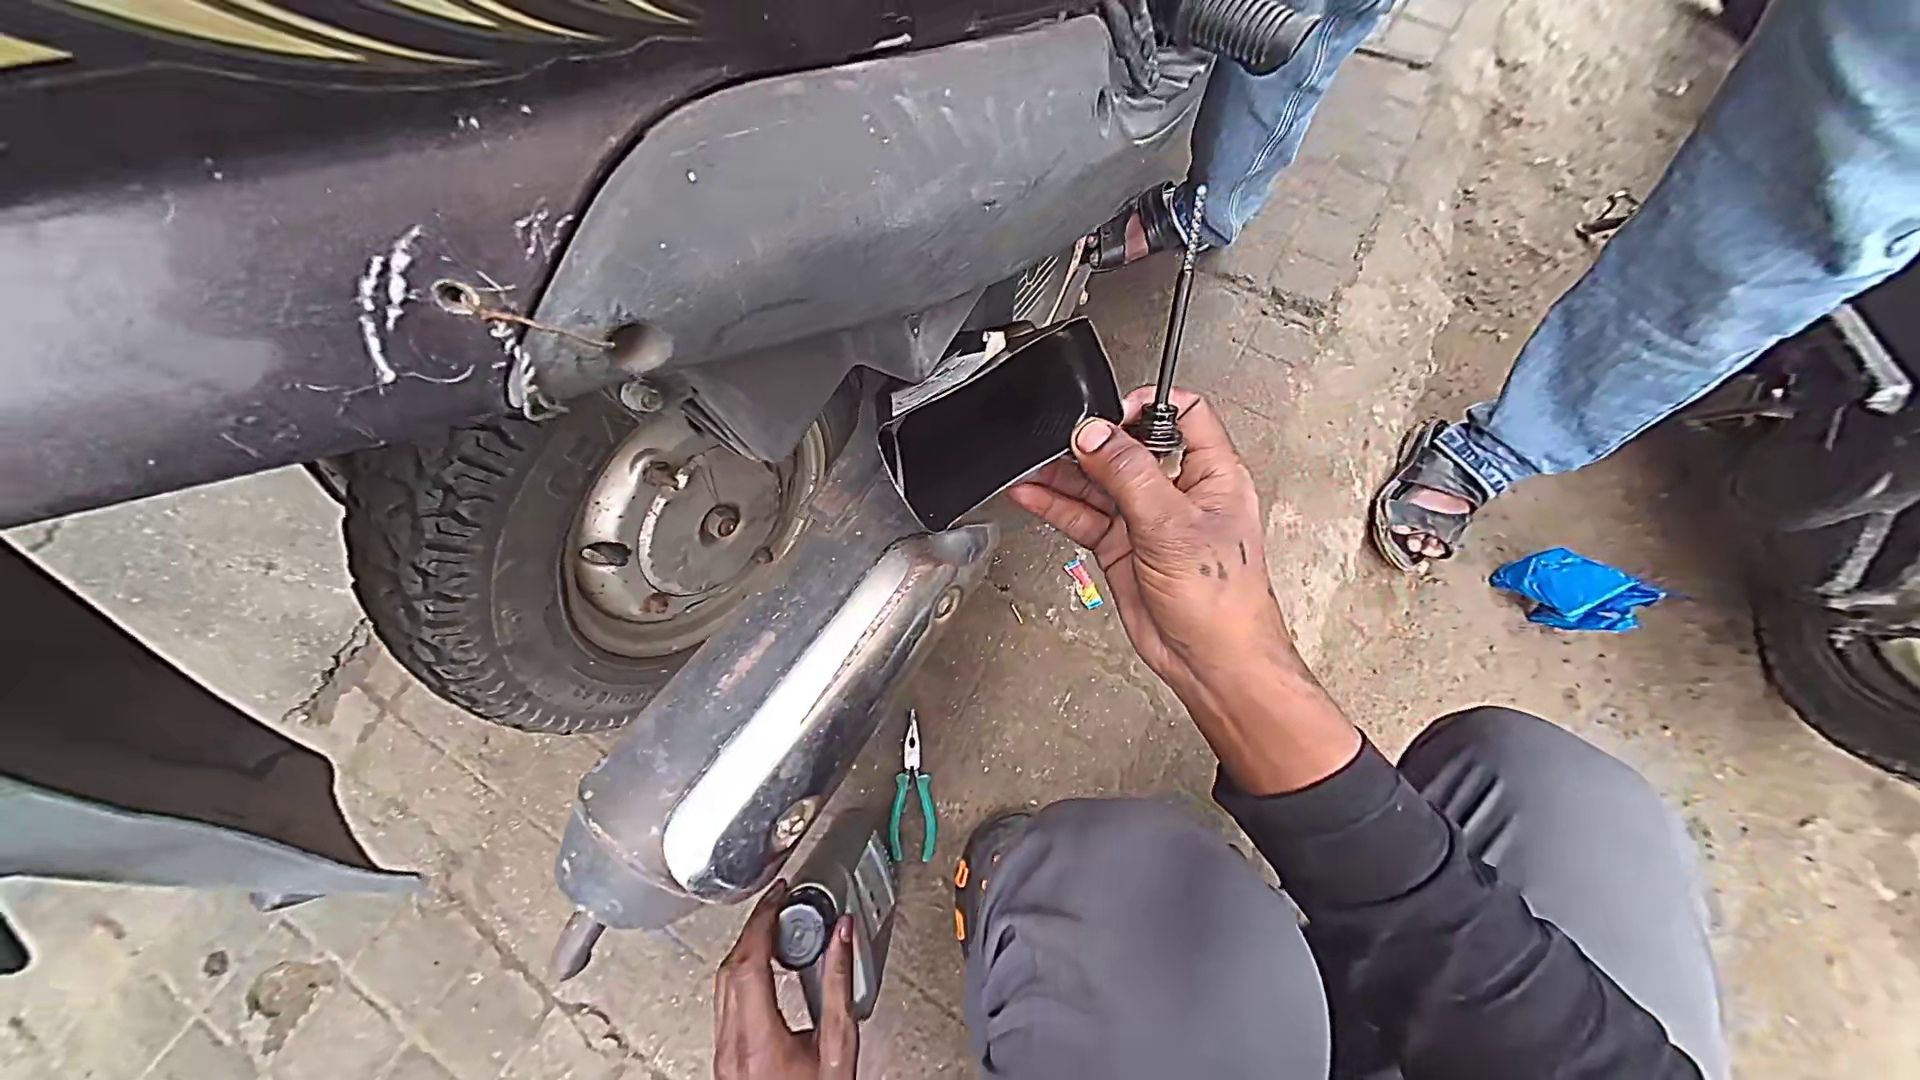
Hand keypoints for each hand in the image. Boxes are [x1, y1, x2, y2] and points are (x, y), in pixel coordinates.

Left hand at [714, 882, 857, 1079]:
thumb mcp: (840, 1045)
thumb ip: (841, 983)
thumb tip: (843, 932)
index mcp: (756, 1041)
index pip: (748, 961)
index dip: (762, 919)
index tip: (779, 894)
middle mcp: (731, 1048)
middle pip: (730, 967)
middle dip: (754, 925)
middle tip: (779, 900)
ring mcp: (723, 1055)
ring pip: (723, 983)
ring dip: (747, 946)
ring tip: (775, 923)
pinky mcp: (726, 1057)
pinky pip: (726, 1000)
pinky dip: (744, 969)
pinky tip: (766, 961)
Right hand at [1006, 388, 1359, 792]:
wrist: (1209, 659)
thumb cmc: (1221, 600)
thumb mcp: (1173, 525)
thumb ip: (1129, 475)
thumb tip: (1095, 435)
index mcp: (1210, 474)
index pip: (1184, 415)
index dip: (1148, 405)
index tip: (1109, 410)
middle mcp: (1177, 492)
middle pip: (1128, 449)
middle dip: (1093, 443)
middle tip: (1061, 441)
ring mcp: (1146, 520)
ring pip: (1098, 484)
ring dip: (1065, 474)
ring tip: (1033, 464)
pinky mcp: (1121, 546)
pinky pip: (1083, 516)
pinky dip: (1057, 505)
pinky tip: (1034, 494)